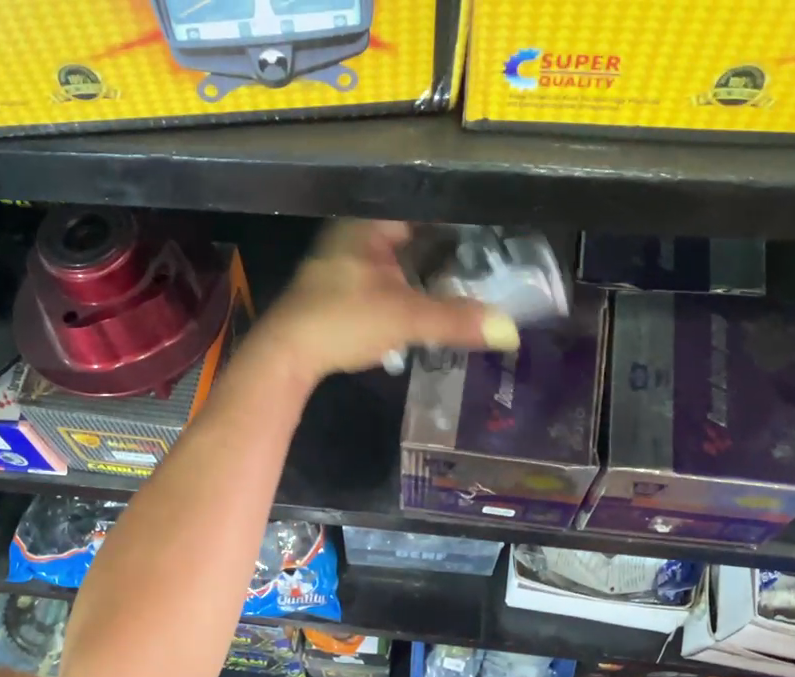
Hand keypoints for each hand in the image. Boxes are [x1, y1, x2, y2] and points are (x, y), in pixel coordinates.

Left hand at [248, 220, 518, 382]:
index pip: (424, 203)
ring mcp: (342, 262)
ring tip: (467, 277)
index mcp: (369, 224)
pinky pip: (384, 278)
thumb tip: (509, 331)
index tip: (493, 225)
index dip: (459, 213)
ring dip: (426, 270)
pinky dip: (407, 287)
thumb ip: (457, 321)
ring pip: (396, 257)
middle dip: (446, 246)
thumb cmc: (342, 322)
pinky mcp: (337, 290)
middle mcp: (354, 234)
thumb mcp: (406, 319)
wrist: (284, 355)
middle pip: (412, 232)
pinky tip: (427, 300)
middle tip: (487, 255)